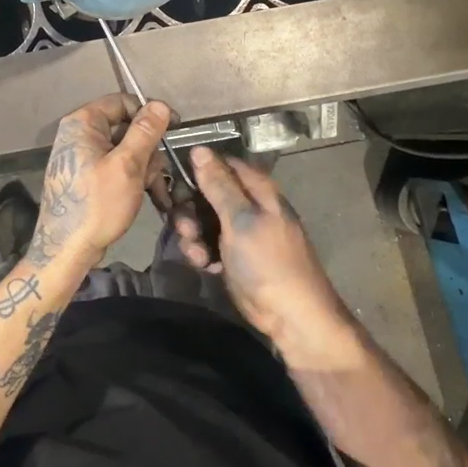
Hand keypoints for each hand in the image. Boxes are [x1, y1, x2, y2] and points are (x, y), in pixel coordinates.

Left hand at [30, 94, 172, 267]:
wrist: (68, 248)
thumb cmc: (96, 204)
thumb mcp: (127, 166)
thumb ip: (144, 133)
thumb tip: (160, 104)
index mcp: (83, 124)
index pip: (122, 102)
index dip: (149, 114)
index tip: (174, 130)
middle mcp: (80, 136)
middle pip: (127, 129)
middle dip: (149, 152)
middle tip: (159, 175)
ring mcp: (83, 158)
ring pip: (126, 152)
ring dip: (146, 170)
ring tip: (156, 194)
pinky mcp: (89, 179)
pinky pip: (118, 169)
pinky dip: (135, 181)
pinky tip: (153, 199)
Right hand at [174, 147, 355, 358]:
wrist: (291, 317)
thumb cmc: (269, 263)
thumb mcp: (241, 221)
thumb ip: (219, 185)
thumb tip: (199, 149)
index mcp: (257, 190)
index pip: (220, 164)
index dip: (197, 171)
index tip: (177, 185)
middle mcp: (248, 206)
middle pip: (206, 193)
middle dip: (190, 210)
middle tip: (186, 228)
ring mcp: (241, 232)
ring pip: (202, 220)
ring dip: (193, 235)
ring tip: (197, 254)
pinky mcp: (233, 255)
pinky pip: (208, 243)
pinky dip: (202, 252)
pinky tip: (205, 266)